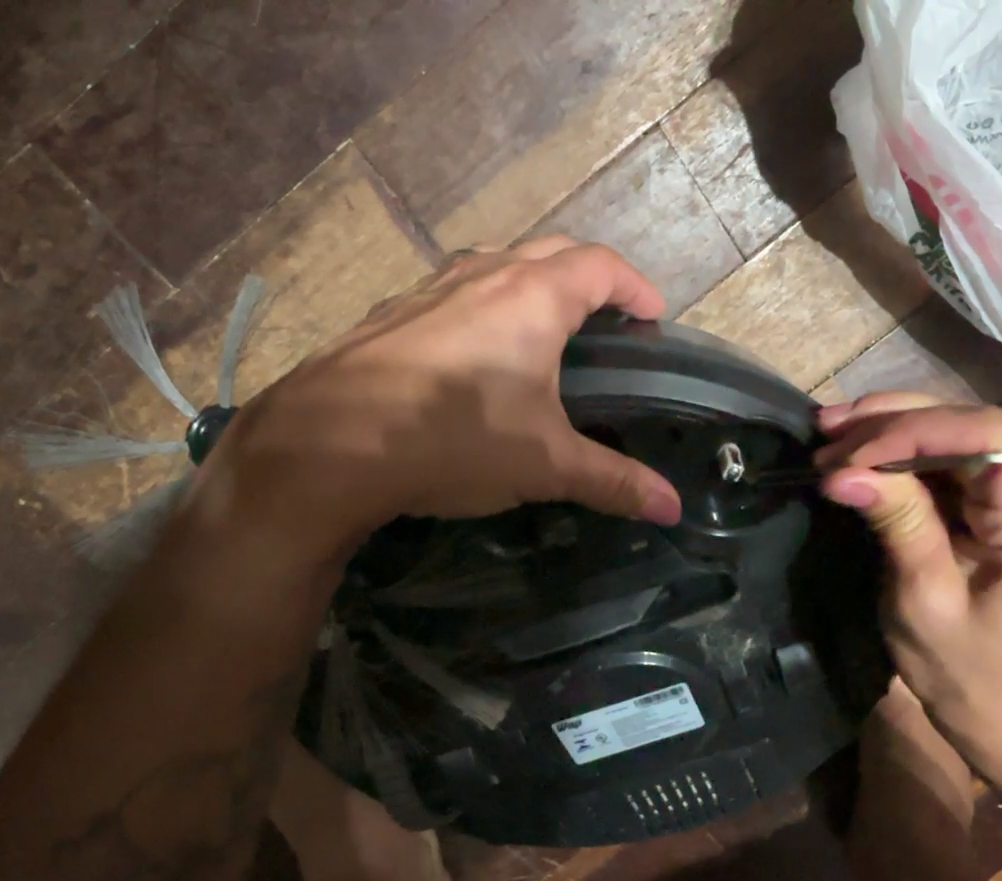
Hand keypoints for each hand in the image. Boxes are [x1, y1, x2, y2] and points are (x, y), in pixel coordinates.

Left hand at [182, 237, 684, 572]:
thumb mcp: (545, 466)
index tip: (653, 317)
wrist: (329, 443)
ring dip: (531, 284)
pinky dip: (482, 306)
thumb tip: (673, 508)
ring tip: (544, 331)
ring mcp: (430, 290)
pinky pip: (453, 292)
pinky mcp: (391, 314)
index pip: (601, 266)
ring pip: (496, 264)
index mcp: (533, 298)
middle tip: (607, 321)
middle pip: (551, 252)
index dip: (635, 287)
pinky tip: (472, 354)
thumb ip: (613, 482)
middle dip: (589, 278)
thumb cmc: (454, 439)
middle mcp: (483, 276)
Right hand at [815, 394, 1001, 774]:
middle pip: (973, 427)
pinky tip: (859, 451)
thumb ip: (897, 524)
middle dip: (893, 424)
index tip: (846, 454)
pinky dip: (903, 454)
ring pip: (960, 435)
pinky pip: (956, 461)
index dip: (911, 431)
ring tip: (830, 437)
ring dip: (891, 431)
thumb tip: (841, 470)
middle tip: (825, 434)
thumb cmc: (969, 675)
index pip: (987, 439)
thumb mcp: (924, 602)